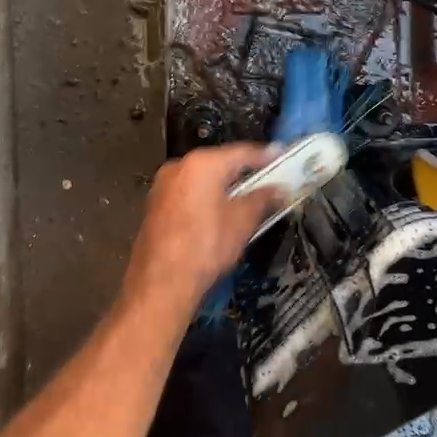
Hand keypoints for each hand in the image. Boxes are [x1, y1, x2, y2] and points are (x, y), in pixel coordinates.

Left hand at [120, 143, 281, 315]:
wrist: (161, 284)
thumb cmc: (206, 247)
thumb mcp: (242, 222)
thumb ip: (262, 199)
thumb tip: (278, 189)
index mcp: (202, 164)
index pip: (242, 152)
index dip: (265, 156)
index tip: (282, 157)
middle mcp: (179, 167)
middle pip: (219, 164)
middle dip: (243, 173)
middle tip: (266, 181)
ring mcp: (163, 186)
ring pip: (201, 179)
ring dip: (223, 187)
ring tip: (245, 199)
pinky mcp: (154, 205)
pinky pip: (187, 193)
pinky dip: (205, 198)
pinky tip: (217, 214)